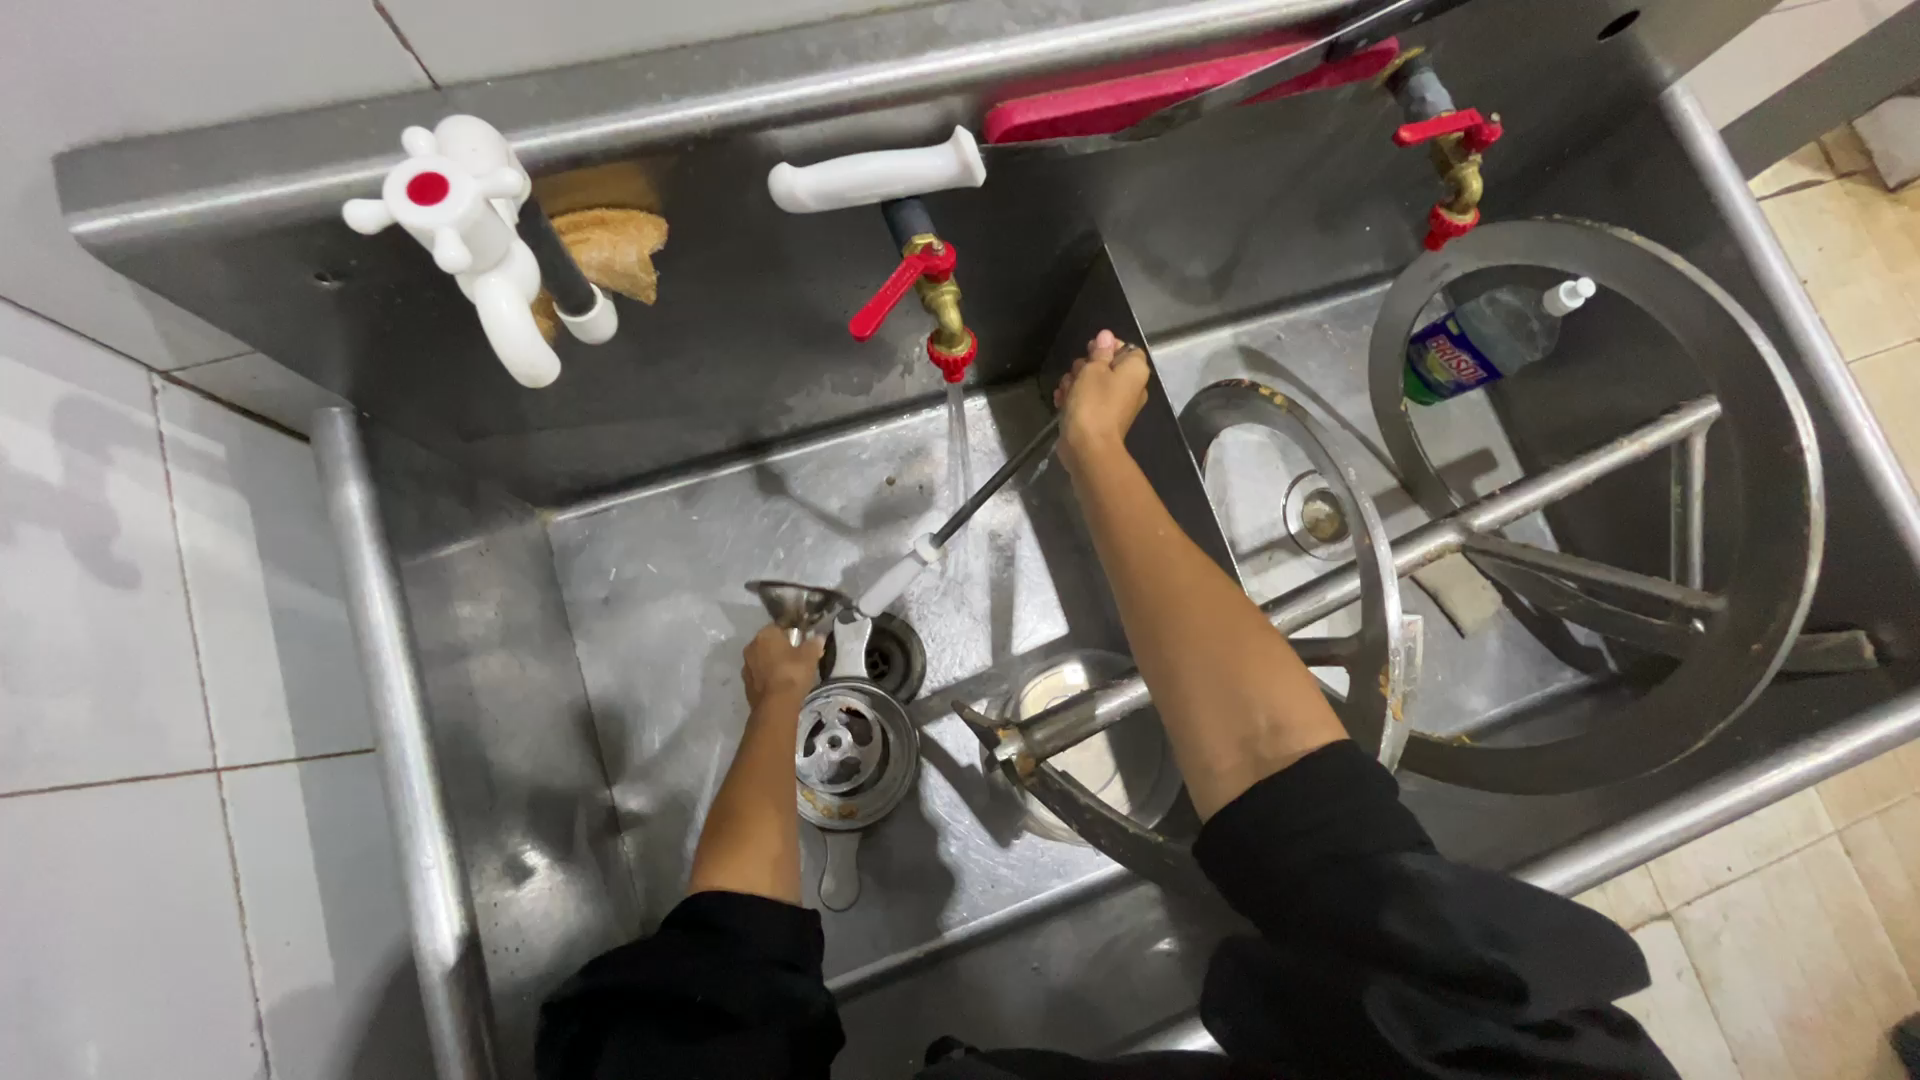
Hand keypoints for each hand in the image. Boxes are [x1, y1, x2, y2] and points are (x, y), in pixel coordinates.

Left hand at [741, 624, 824, 710]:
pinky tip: (780, 684)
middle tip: (797, 657)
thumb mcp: (810, 656)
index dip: (792, 633)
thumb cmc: (793, 673)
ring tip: (789, 672)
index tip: (802, 641)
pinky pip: (760, 675)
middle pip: (769, 643)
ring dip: (773, 663)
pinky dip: (768, 677)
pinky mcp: (746, 685)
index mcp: (765, 635)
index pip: (779, 627)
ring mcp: (746, 667)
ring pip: (763, 660)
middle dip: (781, 648)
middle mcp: (751, 647)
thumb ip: (813, 644)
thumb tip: (818, 637)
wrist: (776, 705)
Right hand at [1053, 329, 1149, 474]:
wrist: (1089, 448)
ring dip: (1076, 384)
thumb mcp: (1093, 370)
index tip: (1089, 350)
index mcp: (1135, 371)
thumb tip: (1106, 336)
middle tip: (1074, 373)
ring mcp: (1117, 405)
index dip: (1106, 347)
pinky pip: (1090, 402)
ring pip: (1095, 385)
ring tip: (1065, 390)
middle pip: (1108, 367)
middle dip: (1086, 367)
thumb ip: (1100, 352)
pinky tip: (1061, 402)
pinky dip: (1076, 400)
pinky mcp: (1103, 420)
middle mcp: (1131, 387)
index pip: (1126, 348)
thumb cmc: (1092, 403)